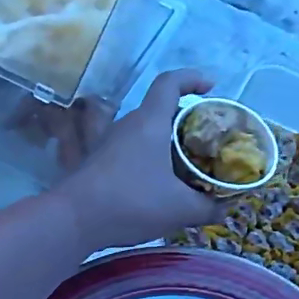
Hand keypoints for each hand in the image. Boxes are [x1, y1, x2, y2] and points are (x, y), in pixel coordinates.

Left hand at [51, 69, 221, 250]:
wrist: (73, 221)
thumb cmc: (130, 203)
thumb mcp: (179, 209)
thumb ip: (208, 208)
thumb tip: (226, 209)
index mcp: (149, 122)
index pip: (170, 82)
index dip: (192, 78)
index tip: (210, 88)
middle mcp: (125, 126)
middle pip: (158, 111)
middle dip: (184, 121)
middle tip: (204, 142)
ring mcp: (106, 145)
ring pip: (142, 135)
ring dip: (163, 145)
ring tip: (183, 168)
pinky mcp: (96, 165)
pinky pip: (128, 154)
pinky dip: (145, 162)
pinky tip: (156, 189)